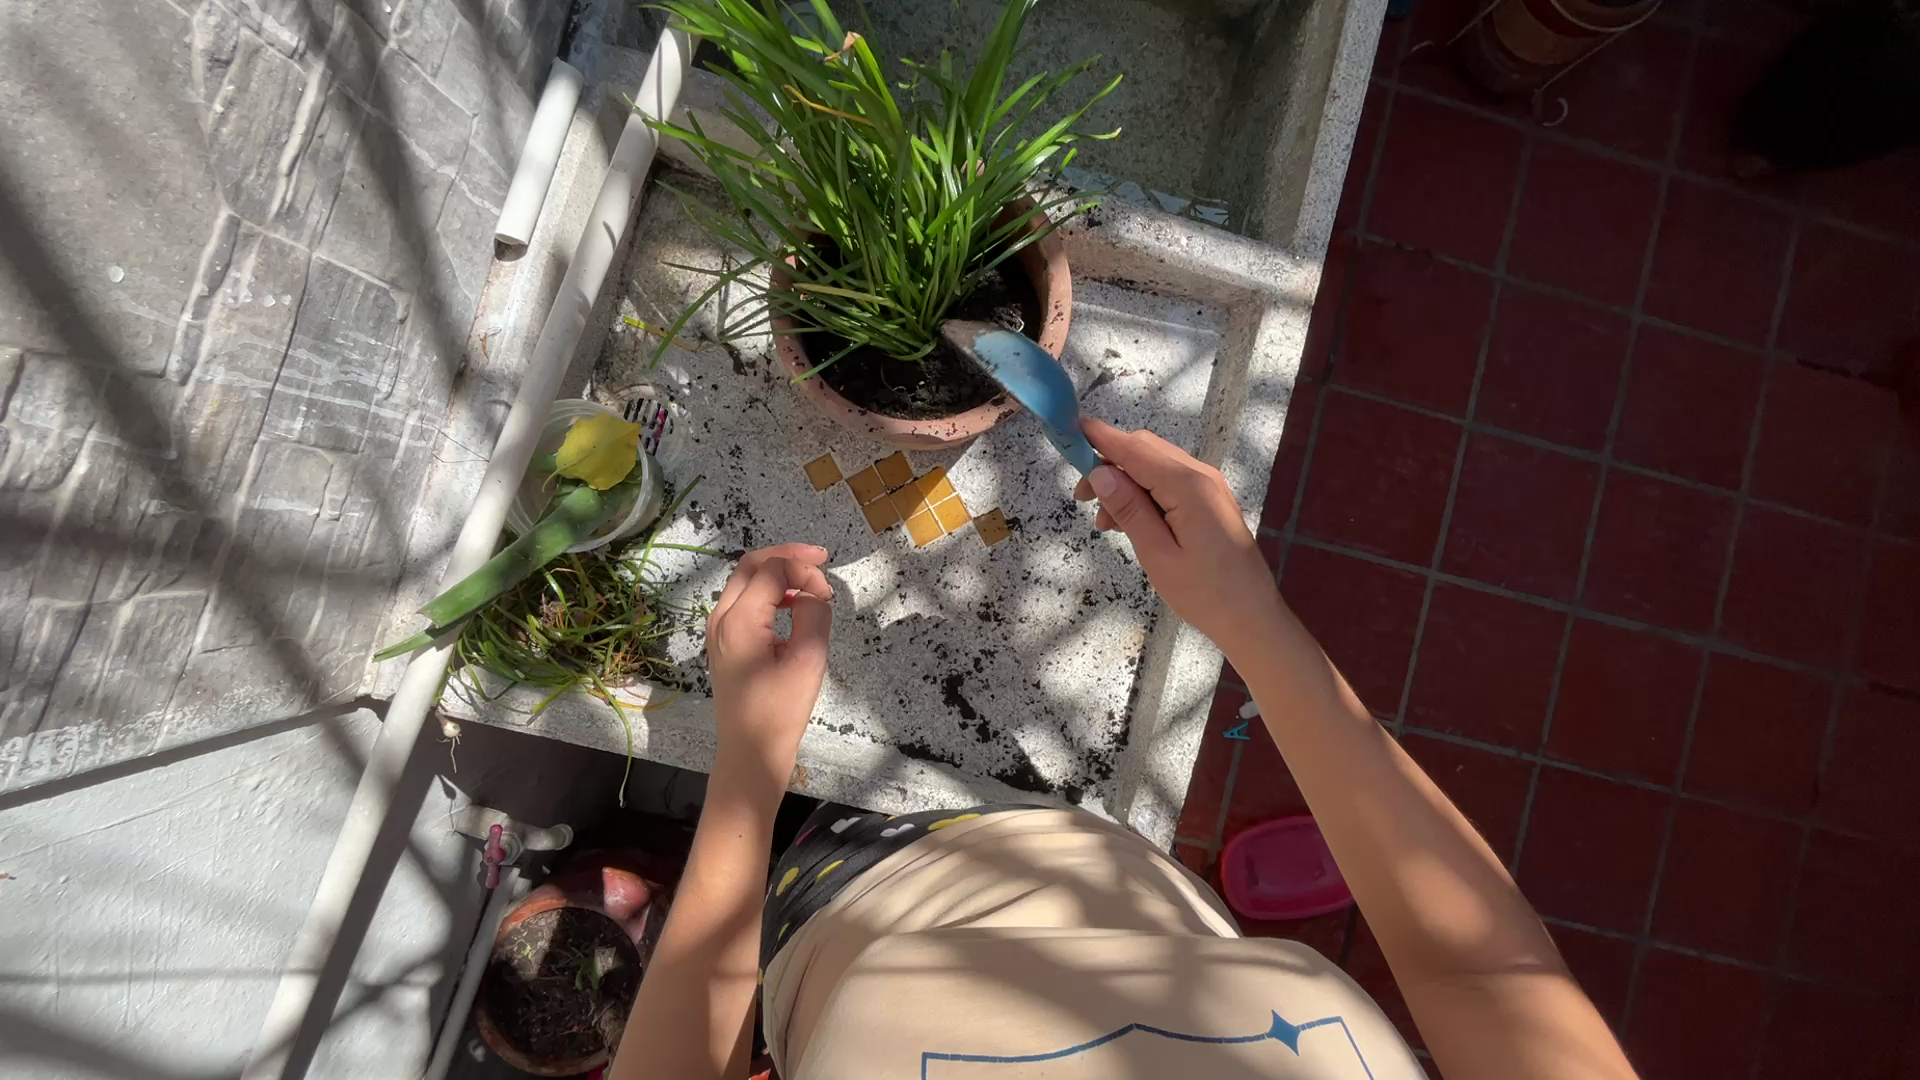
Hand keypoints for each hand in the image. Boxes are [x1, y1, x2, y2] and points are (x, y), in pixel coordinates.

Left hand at [705, 543, 833, 776]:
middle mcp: (721, 617)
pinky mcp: (723, 641)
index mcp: (740, 620)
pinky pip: (743, 600)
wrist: (750, 752)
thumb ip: (814, 615)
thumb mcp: (809, 660)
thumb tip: (812, 593)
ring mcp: (718, 629)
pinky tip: (792, 603)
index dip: (804, 570)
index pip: (772, 569)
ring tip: (810, 580)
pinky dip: (768, 591)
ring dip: (777, 572)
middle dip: (787, 556)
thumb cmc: (780, 710)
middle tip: (821, 559)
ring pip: (745, 580)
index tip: (828, 593)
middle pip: (751, 564)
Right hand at [1073, 418, 1285, 653]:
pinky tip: (1126, 521)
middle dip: (1108, 464)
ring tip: (1103, 522)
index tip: (1069, 430)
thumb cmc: (1204, 593)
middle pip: (1144, 450)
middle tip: (1081, 497)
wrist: (1251, 617)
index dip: (1101, 438)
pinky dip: (1141, 493)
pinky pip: (1166, 483)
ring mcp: (1207, 486)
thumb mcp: (1158, 555)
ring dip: (1123, 483)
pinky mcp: (1207, 500)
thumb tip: (1100, 473)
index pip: (1135, 450)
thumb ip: (1130, 510)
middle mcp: (1200, 476)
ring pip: (1153, 466)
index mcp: (1189, 487)